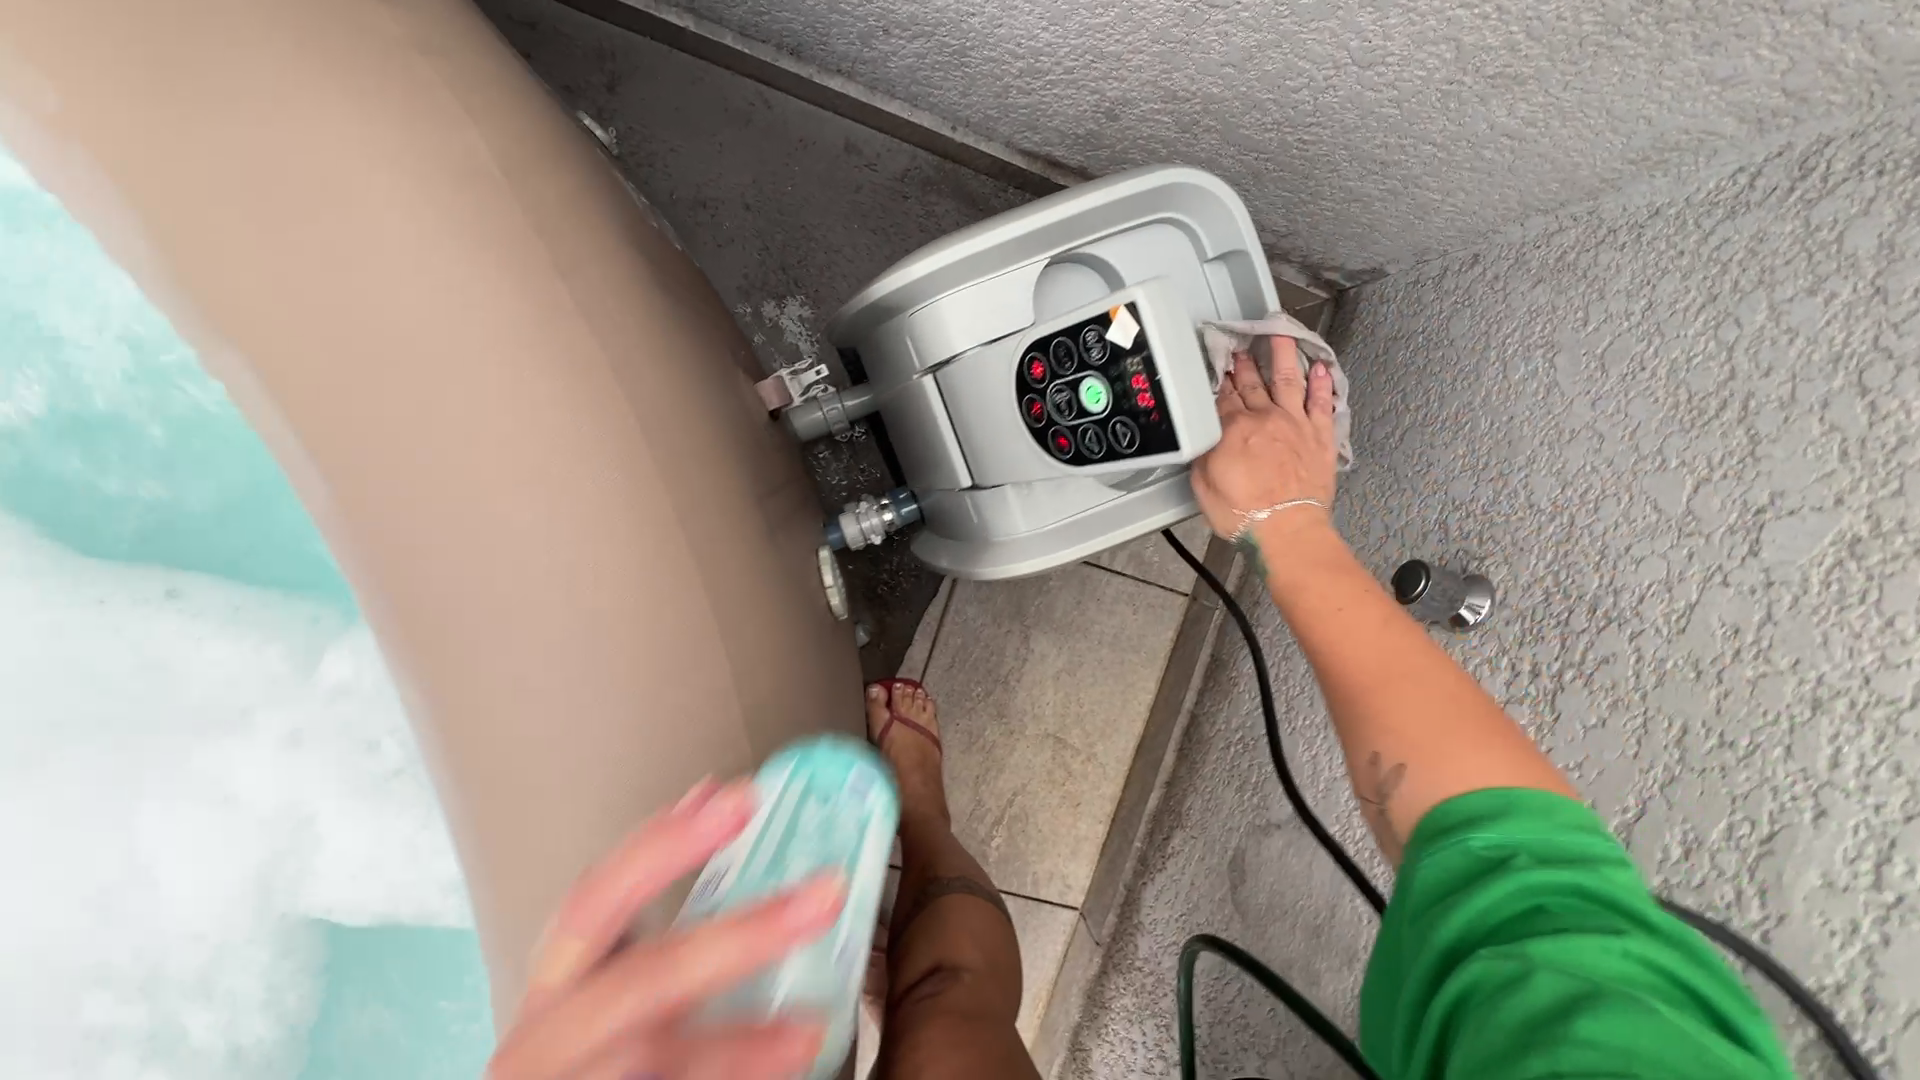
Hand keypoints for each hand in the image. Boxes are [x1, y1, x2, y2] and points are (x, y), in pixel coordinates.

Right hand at [488, 778, 844, 1079]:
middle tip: (828, 894)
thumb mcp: (609, 973)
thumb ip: (653, 894)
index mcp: (558, 983)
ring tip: (812, 1028)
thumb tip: (712, 794)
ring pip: (654, 1056)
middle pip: (644, 981)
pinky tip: (790, 1069)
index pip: (597, 899)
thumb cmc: (590, 1050)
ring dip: (743, 1043)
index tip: (741, 798)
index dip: (665, 846)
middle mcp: (552, 1038)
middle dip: (741, 937)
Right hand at [1190, 336, 1337, 541]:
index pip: (1223, 395)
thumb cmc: (1243, 513)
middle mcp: (1265, 418)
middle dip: (1245, 363)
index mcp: (1232, 428)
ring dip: (1284, 355)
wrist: (1285, 529)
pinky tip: (1321, 368)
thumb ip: (1203, 454)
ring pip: (1289, 379)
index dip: (1219, 378)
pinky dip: (1322, 383)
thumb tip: (1203, 438)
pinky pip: (1322, 402)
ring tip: (1281, 336)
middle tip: (1242, 347)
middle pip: (1252, 383)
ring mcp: (1295, 425)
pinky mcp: (1320, 438)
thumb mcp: (1203, 484)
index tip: (1218, 363)